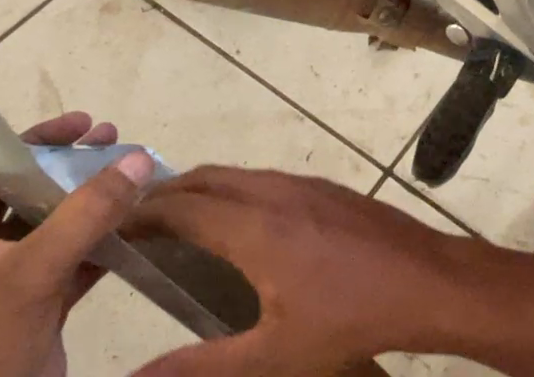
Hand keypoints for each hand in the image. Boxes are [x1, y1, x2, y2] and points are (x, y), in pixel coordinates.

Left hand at [0, 112, 153, 376]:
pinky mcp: (36, 300)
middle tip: (106, 136)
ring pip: (49, 216)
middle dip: (59, 155)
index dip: (1, 133)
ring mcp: (4, 274)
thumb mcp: (30, 274)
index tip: (60, 123)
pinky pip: (76, 252)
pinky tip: (143, 219)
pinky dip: (106, 232)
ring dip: (88, 191)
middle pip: (12, 181)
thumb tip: (138, 158)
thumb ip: (86, 214)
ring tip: (132, 168)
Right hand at [127, 167, 461, 375]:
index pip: (183, 206)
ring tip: (176, 223)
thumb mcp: (271, 355)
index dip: (139, 214)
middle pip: (210, 179)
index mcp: (258, 226)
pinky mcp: (334, 192)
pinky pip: (272, 180)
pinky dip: (238, 191)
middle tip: (130, 224)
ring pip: (244, 175)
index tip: (105, 227)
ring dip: (205, 189)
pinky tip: (240, 226)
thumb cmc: (350, 318)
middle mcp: (282, 193)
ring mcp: (313, 187)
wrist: (428, 281)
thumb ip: (198, 368)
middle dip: (166, 194)